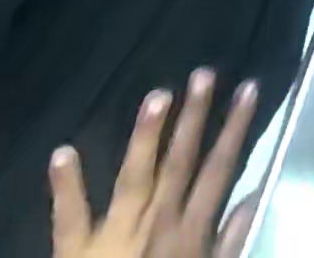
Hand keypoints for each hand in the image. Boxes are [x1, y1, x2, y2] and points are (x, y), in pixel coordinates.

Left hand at [48, 69, 259, 257]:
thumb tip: (251, 194)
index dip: (235, 127)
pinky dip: (66, 187)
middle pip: (180, 162)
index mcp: (189, 234)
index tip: (248, 87)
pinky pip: (69, 218)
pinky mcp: (76, 252)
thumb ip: (231, 242)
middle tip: (204, 73)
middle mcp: (157, 225)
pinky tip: (62, 150)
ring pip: (135, 177)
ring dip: (146, 135)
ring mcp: (115, 236)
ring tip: (158, 92)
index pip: (219, 169)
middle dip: (194, 116)